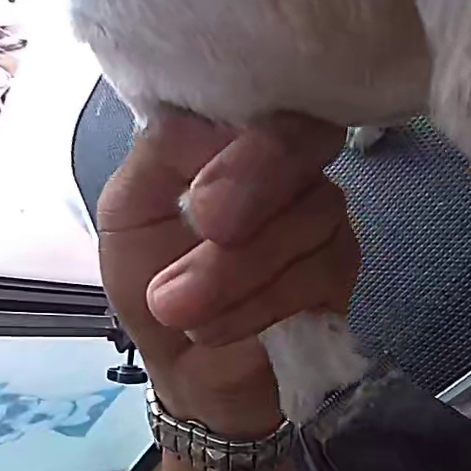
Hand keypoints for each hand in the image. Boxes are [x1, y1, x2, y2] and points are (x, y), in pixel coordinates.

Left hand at [97, 110, 356, 437]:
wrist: (188, 369)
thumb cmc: (155, 284)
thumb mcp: (128, 211)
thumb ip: (161, 152)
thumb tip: (213, 127)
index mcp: (231, 142)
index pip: (258, 101)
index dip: (236, 141)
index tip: (198, 196)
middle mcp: (286, 169)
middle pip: (301, 138)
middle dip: (253, 183)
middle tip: (209, 226)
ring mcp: (321, 217)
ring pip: (311, 211)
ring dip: (237, 267)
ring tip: (182, 310)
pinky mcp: (341, 269)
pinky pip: (323, 267)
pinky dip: (265, 300)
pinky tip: (220, 328)